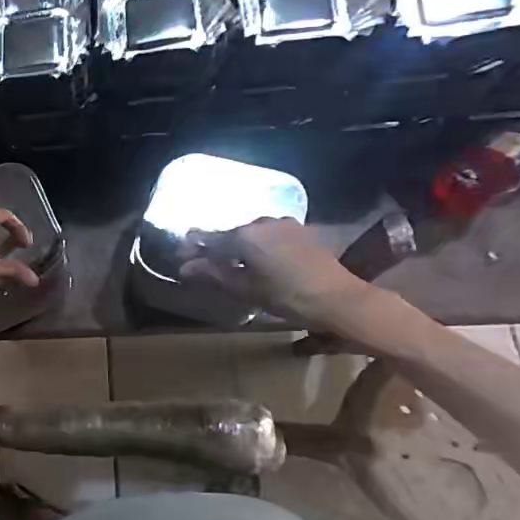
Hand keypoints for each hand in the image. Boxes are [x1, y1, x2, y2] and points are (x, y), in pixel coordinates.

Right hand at [176, 218, 379, 330]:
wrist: (338, 298)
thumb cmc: (288, 297)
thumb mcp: (247, 289)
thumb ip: (215, 274)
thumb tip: (186, 267)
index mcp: (246, 235)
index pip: (211, 238)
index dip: (194, 246)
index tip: (181, 255)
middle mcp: (263, 222)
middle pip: (232, 233)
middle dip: (217, 247)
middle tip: (205, 262)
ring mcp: (285, 224)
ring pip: (252, 233)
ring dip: (240, 246)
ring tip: (234, 263)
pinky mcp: (301, 231)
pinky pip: (270, 235)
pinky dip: (260, 246)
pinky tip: (261, 260)